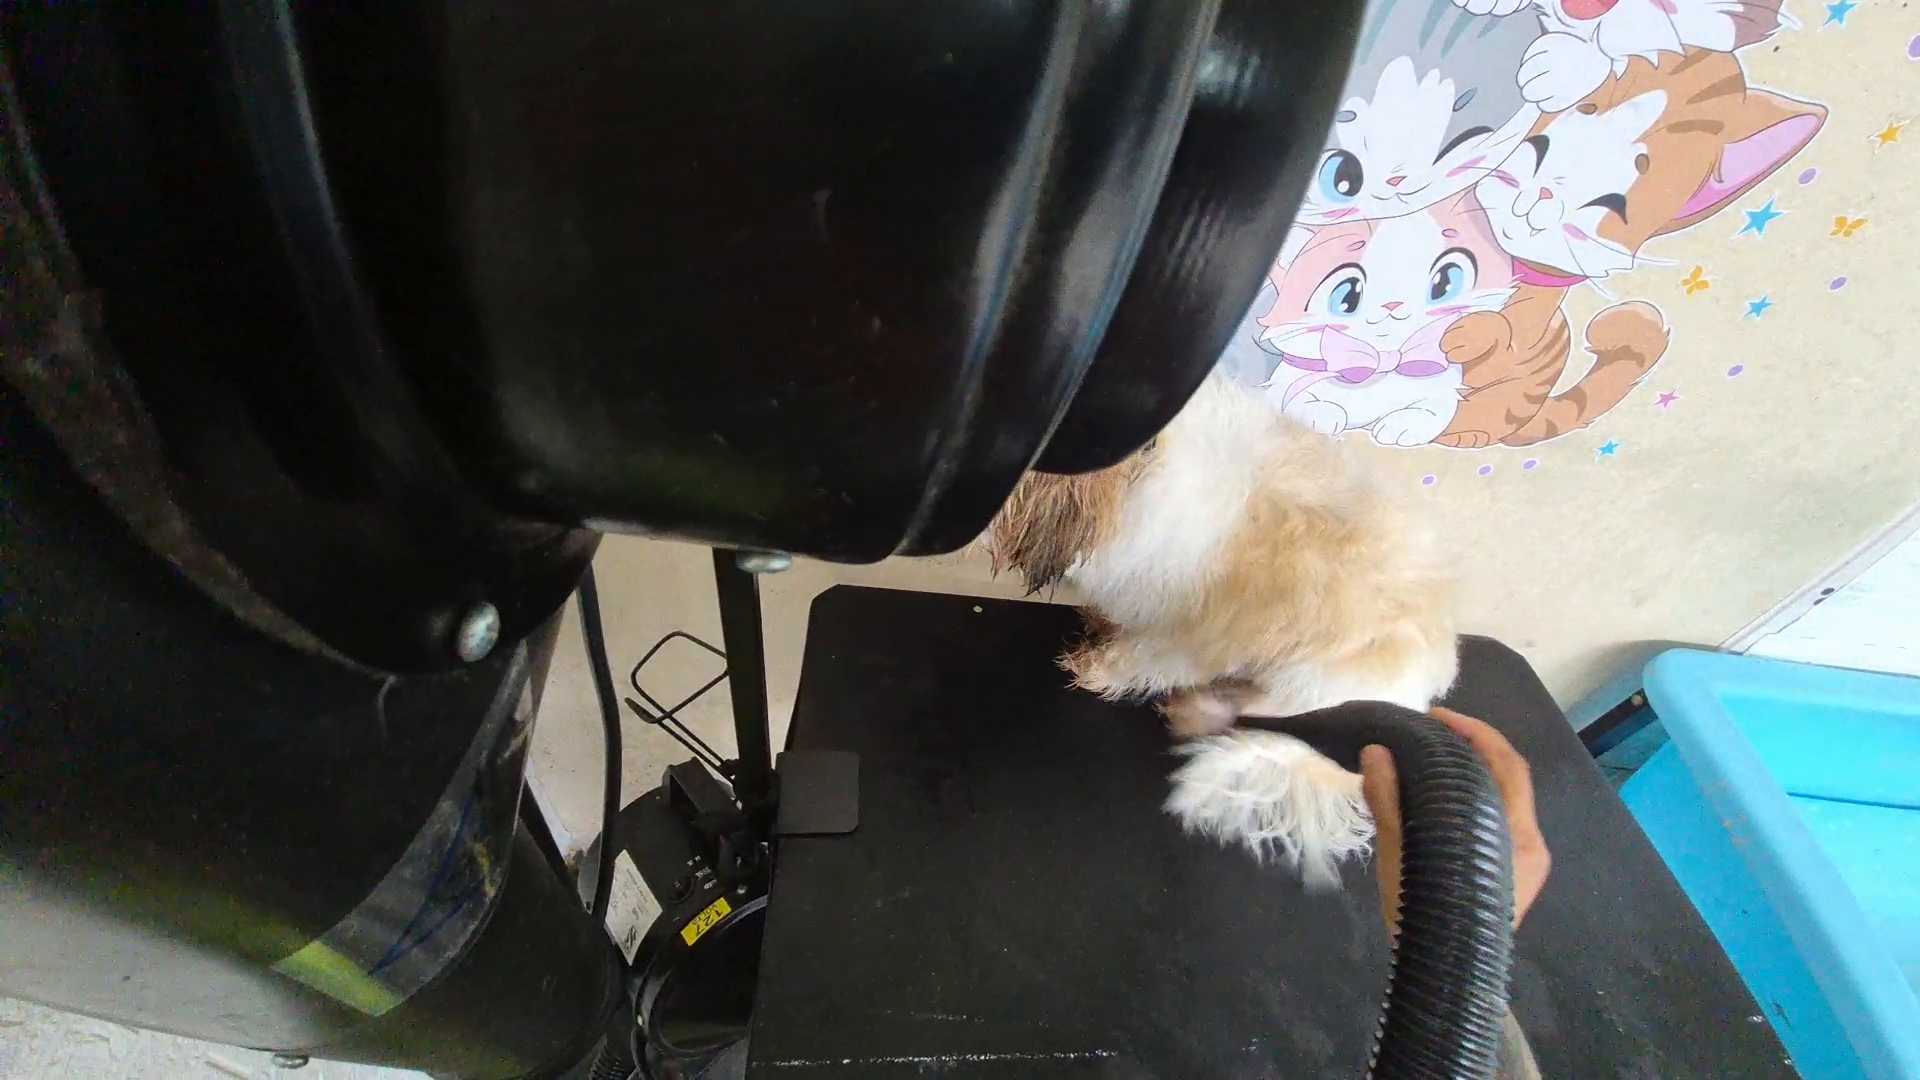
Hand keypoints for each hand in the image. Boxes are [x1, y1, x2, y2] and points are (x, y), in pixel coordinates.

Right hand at [1360, 707, 1550, 934]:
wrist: (1447, 971)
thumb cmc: (1426, 912)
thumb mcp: (1399, 854)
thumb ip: (1388, 801)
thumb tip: (1375, 752)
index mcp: (1515, 836)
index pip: (1507, 766)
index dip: (1475, 732)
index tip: (1434, 716)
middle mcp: (1530, 841)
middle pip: (1510, 775)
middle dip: (1472, 742)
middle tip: (1429, 726)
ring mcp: (1526, 855)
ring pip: (1505, 792)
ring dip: (1472, 764)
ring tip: (1430, 750)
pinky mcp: (1514, 865)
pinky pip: (1498, 811)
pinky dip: (1473, 788)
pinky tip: (1440, 787)